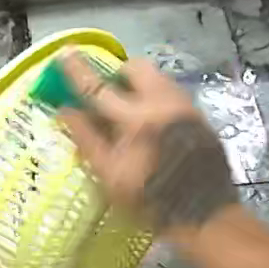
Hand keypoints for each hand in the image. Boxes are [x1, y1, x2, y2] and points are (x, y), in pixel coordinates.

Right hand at [57, 53, 236, 240]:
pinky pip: (173, 94)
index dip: (78, 70)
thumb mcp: (109, 174)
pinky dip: (158, 99)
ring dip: (140, 85)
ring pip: (158, 78)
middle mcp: (163, 102)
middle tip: (109, 92)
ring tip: (131, 109)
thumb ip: (86, 138)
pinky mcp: (200, 116)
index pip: (98, 87)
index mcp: (135, 117)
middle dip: (119, 73)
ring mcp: (185, 106)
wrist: (203, 213)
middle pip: (136, 67)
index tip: (65, 54)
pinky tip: (154, 123)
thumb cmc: (149, 199)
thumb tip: (65, 111)